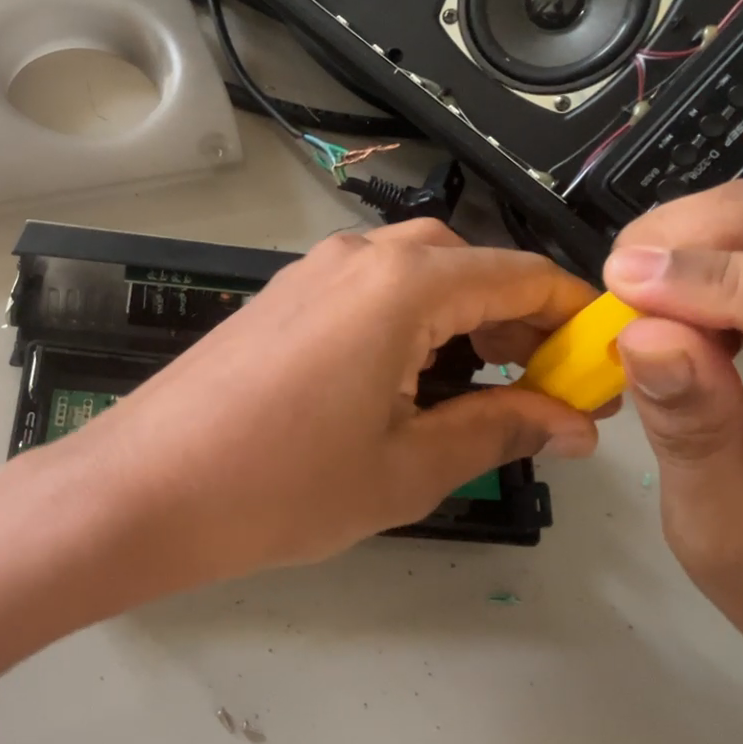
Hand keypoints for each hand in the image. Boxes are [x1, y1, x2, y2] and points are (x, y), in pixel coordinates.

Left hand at [7, 219, 605, 585]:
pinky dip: (406, 318)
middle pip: (465, 261)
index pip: (520, 273)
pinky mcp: (280, 294)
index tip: (597, 365)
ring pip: (413, 270)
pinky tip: (402, 378)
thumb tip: (573, 422)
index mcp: (404, 284)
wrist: (145, 487)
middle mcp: (358, 256)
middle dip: (514, 313)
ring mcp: (311, 270)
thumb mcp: (408, 467)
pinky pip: (366, 286)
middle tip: (537, 384)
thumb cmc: (282, 484)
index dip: (570, 315)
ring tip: (475, 387)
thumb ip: (498, 430)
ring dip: (458, 314)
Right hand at [605, 176, 742, 743]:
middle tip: (619, 297)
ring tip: (636, 300)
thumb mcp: (721, 538)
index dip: (718, 274)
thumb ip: (691, 435)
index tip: (625, 294)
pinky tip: (666, 308)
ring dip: (685, 236)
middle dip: (684, 234)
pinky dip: (694, 251)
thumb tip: (645, 330)